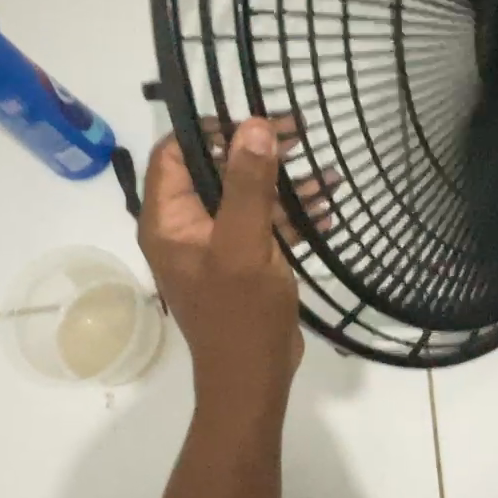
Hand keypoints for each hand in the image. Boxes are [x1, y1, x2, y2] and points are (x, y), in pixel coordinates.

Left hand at [140, 119, 303, 412]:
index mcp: (168, 220)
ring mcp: (216, 247)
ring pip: (246, 198)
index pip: (176, 153)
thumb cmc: (241, 313)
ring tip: (328, 171)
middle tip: (300, 133)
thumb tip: (254, 125)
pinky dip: (292, 216)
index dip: (212, 129)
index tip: (256, 118)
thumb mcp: (245, 243)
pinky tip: (328, 207)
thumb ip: (248, 184)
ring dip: (285, 185)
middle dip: (259, 152)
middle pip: (216, 171)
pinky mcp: (243, 263)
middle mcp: (186, 228)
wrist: (252, 379)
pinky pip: (264, 227)